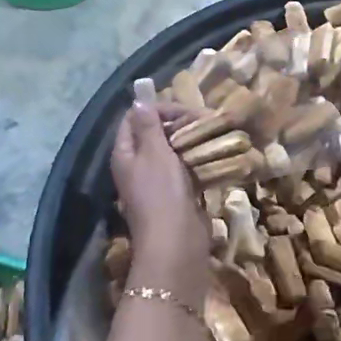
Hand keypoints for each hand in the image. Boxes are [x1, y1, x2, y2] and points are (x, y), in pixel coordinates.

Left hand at [111, 102, 208, 307]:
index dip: (157, 108)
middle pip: (154, 134)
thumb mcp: (154, 153)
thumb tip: (139, 99)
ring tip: (212, 133)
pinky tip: (214, 155)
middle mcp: (137, 166)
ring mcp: (158, 182)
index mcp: (125, 154)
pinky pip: (186, 170)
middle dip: (177, 124)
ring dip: (191, 142)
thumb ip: (148, 126)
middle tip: (204, 120)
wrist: (176, 242)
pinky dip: (198, 160)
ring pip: (173, 152)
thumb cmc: (162, 193)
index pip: (134, 119)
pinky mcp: (177, 194)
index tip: (185, 110)